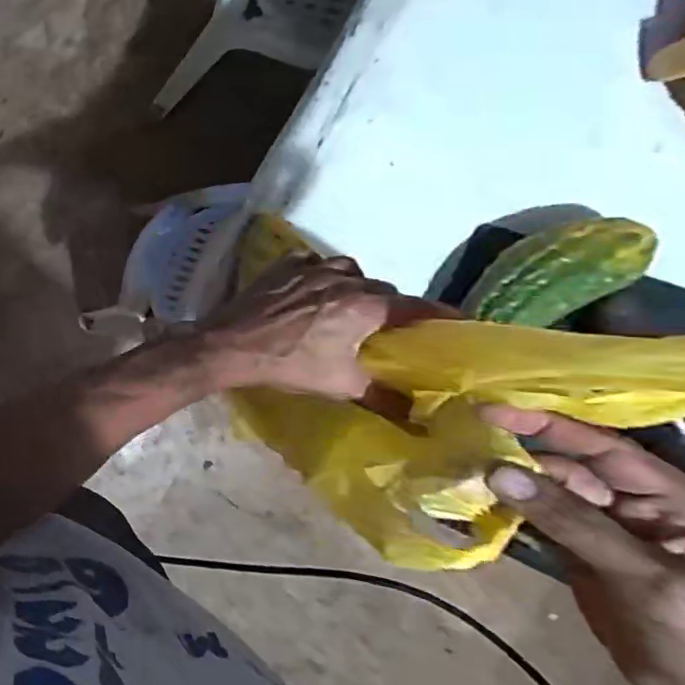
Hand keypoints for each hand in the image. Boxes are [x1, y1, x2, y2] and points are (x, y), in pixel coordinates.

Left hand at [189, 254, 449, 400]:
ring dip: (356, 284)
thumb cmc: (288, 364)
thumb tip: (423, 422)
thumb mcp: (344, 386)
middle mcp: (342, 279)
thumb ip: (388, 399)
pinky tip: (314, 288)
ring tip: (351, 307)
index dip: (440, 317)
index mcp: (366, 305)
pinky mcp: (281, 268)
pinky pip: (311, 262)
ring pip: (348, 269)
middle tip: (391, 328)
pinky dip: (319, 272)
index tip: (455, 327)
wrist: (229, 345)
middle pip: (382, 288)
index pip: (419, 306)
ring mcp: (308, 268)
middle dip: (391, 307)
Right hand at [483, 406, 684, 684]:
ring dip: (508, 486)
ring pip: (554, 498)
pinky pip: (546, 528)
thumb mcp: (657, 585)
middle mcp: (657, 520)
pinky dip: (509, 514)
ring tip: (456, 472)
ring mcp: (624, 544)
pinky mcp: (594, 566)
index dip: (555, 428)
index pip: (617, 455)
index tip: (492, 409)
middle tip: (461, 448)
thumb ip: (578, 524)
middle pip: (577, 473)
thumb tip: (497, 469)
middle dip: (521, 458)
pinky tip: (473, 503)